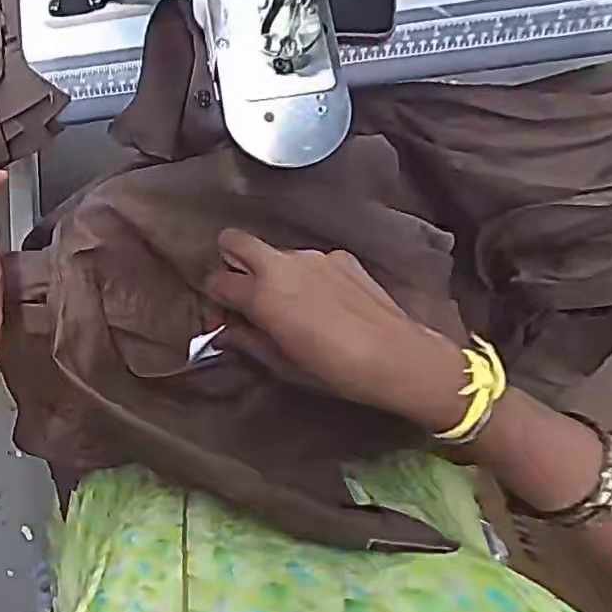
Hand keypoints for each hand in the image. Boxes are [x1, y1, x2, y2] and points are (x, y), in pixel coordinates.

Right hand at [202, 229, 473, 431]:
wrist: (397, 358)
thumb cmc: (334, 370)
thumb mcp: (282, 364)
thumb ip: (247, 342)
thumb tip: (226, 334)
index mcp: (263, 294)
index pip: (217, 282)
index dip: (214, 302)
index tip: (223, 322)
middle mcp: (283, 265)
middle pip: (235, 241)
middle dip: (228, 261)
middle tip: (241, 293)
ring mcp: (314, 257)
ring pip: (275, 254)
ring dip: (272, 274)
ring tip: (291, 308)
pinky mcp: (341, 257)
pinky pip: (309, 262)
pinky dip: (305, 277)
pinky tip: (323, 305)